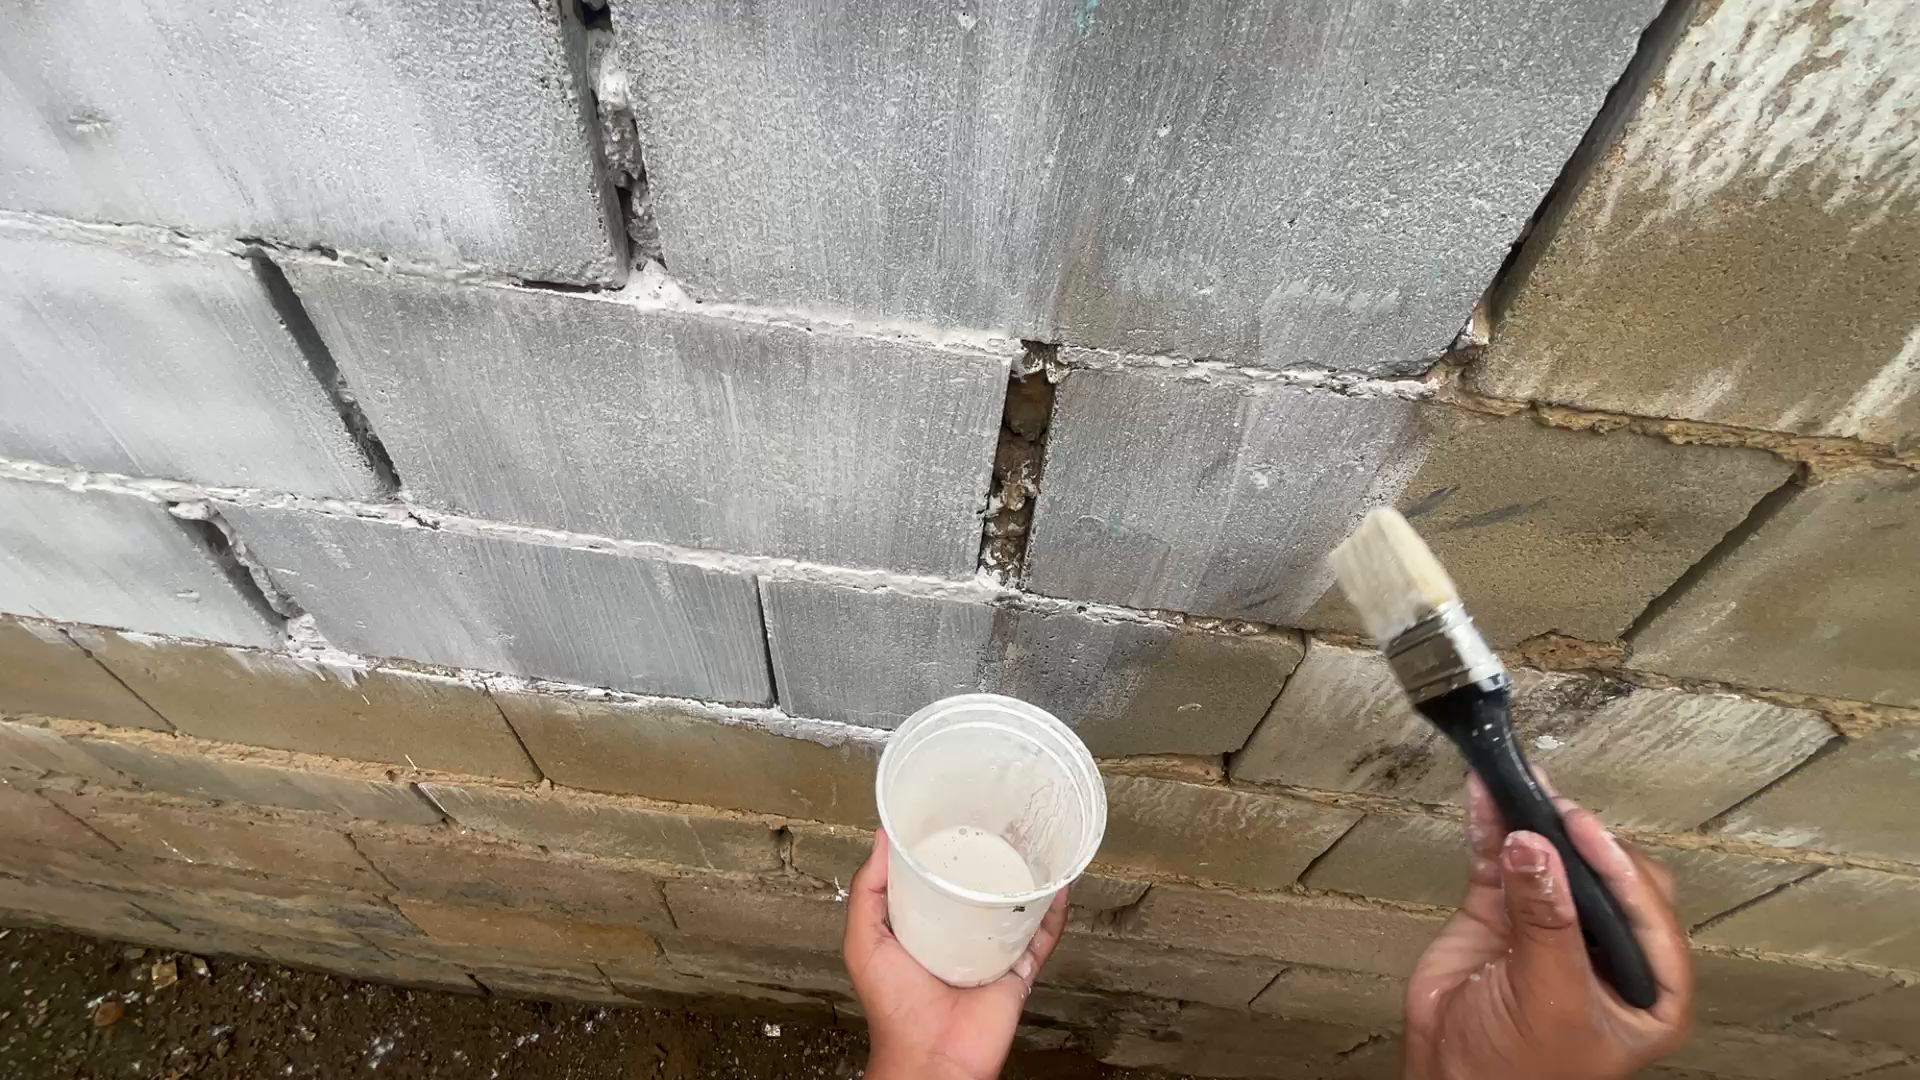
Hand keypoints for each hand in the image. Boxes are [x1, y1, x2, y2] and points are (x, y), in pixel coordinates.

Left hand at [843, 830, 1068, 1079]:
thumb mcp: (865, 941)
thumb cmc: (894, 1008)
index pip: (938, 876)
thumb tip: (881, 837)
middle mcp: (961, 933)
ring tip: (1034, 842)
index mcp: (926, 924)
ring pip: (1016, 906)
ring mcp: (992, 951)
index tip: (953, 814)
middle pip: (981, 886)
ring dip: (1027, 877)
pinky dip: (1053, 912)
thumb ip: (868, 891)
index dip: (946, 847)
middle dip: (992, 855)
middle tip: (1001, 821)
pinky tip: (1059, 885)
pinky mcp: (1019, 970)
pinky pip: (1042, 937)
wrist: (932, 1061)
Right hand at [1403, 774, 1693, 1079]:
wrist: (1453, 1075)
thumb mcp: (1549, 999)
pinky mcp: (1496, 910)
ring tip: (1512, 778)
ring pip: (1544, 857)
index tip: (1576, 823)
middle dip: (1577, 835)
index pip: (1647, 909)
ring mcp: (1545, 923)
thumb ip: (1545, 924)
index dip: (1616, 863)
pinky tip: (1482, 795)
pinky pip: (1496, 858)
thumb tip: (1533, 847)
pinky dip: (1488, 824)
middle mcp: (1601, 947)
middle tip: (1548, 803)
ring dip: (1527, 816)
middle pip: (1602, 873)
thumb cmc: (1523, 1067)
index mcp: (1648, 983)